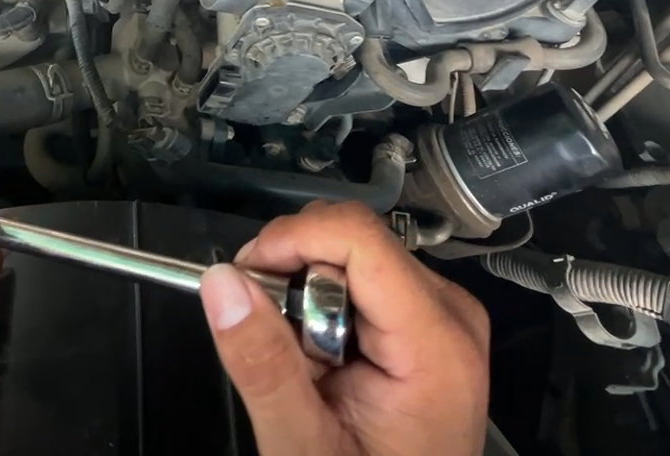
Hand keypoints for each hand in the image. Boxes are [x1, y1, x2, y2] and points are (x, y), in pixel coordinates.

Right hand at [199, 203, 488, 455]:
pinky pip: (356, 268)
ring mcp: (440, 309)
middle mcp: (448, 310)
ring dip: (303, 286)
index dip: (290, 239)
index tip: (244, 280)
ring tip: (301, 354)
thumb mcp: (303, 448)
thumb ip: (265, 366)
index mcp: (434, 342)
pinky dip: (319, 295)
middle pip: (348, 237)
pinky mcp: (424, 312)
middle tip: (271, 335)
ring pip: (346, 247)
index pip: (356, 234)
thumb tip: (221, 279)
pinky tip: (321, 349)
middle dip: (293, 271)